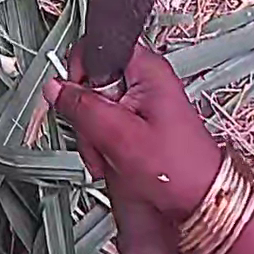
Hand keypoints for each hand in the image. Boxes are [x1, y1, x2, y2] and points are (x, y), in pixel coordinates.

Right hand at [45, 44, 222, 253]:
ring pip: (92, 106)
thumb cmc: (178, 169)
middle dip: (85, 114)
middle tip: (99, 135)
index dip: (79, 72)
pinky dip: (99, 143)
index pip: (95, 49)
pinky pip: (102, 124)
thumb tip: (55, 88)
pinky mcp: (135, 122)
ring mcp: (139, 103)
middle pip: (89, 82)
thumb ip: (82, 106)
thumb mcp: (119, 134)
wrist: (199, 204)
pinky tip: (111, 158)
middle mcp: (144, 81)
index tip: (79, 97)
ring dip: (91, 134)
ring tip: (109, 153)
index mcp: (146, 69)